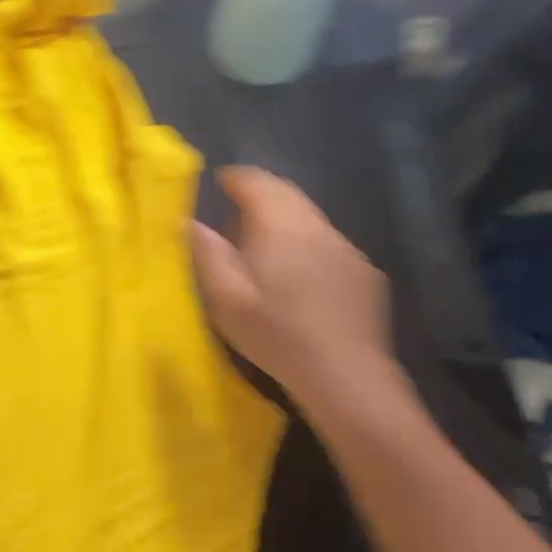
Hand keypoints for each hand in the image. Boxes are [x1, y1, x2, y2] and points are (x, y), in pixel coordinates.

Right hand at [190, 167, 395, 401]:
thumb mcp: (227, 301)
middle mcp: (317, 225)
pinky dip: (310, 252)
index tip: (220, 185)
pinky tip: (303, 285)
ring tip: (267, 255)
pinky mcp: (364, 274)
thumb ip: (208, 255)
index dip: (236, 180)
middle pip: (288, 196)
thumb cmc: (277, 336)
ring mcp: (347, 248)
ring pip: (311, 222)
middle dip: (261, 200)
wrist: (344, 372)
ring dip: (287, 227)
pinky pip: (331, 248)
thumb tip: (187, 220)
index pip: (257, 182)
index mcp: (280, 225)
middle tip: (237, 223)